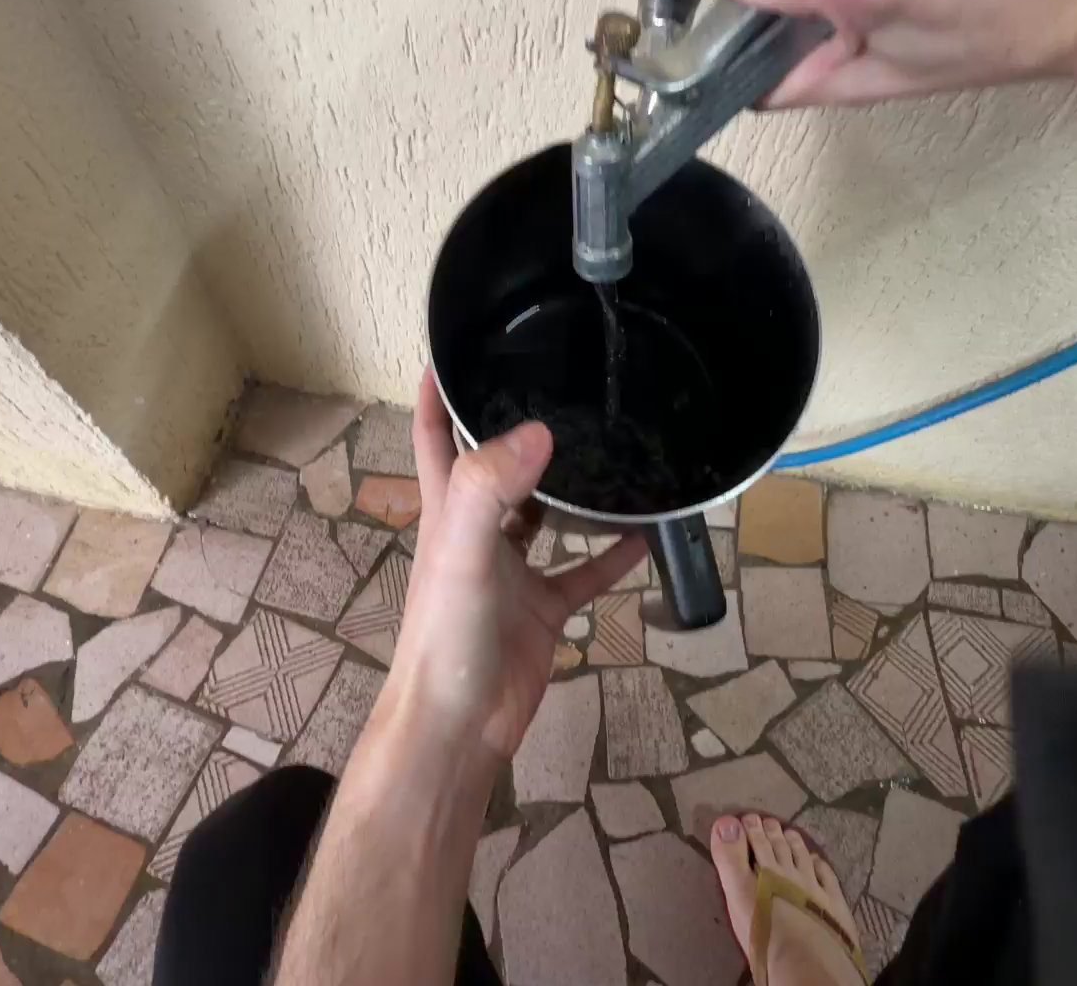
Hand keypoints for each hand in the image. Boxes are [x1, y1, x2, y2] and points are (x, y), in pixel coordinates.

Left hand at [383, 370, 646, 759]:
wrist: (460, 726)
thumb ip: (489, 490)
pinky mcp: (542, 609)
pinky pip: (582, 573)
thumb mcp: (462, 553)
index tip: (451, 350)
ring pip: (544, 518)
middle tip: (558, 390)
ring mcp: (512, 572)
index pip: (433, 434)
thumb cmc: (449, 635)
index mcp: (448, 510)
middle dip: (514, 430)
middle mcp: (478, 532)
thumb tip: (537, 432)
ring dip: (570, 491)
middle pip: (493, 468)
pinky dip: (609, 556)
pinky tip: (643, 536)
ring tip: (609, 452)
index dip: (433, 391)